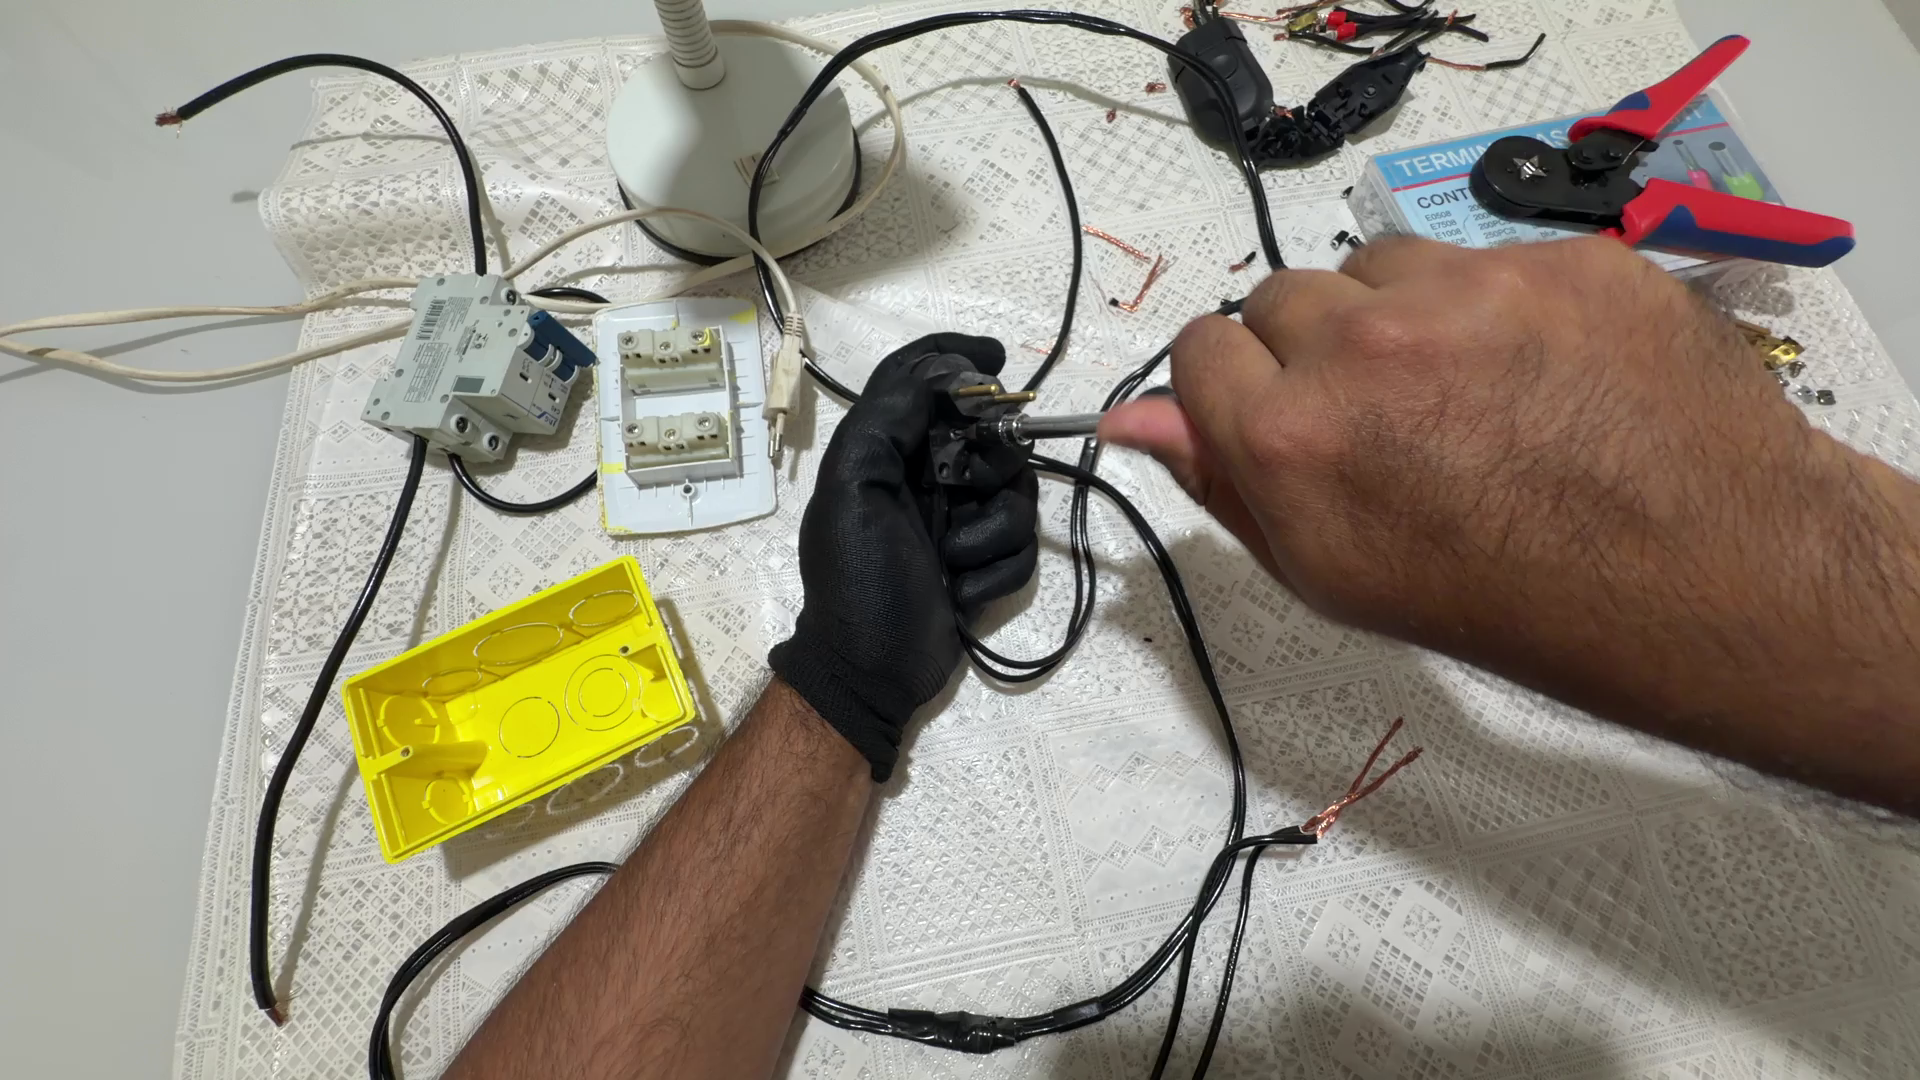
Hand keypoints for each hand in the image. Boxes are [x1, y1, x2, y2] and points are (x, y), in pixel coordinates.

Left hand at [770, 334, 1037, 779]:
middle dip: (989, 463)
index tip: (997, 360)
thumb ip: (888, 418)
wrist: (870, 670)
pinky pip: (1023, 545)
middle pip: (989, 435)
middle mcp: (927, 476)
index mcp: (888, 451)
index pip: (921, 379)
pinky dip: (997, 571)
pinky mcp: (985, 560)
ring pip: (1018, 493)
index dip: (958, 357)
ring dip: (991, 532)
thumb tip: (942, 371)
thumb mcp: (854, 487)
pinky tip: (960, 594)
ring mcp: (960, 519)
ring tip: (953, 560)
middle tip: (968, 488)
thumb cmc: (857, 576)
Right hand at [1101, 235, 1919, 809]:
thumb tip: (1124, 418)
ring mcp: (1463, 293)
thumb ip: (1210, 477)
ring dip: (1376, 316)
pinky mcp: (1554, 259)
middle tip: (1360, 409)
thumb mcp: (1313, 564)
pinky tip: (1514, 365)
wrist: (1679, 574)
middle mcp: (1356, 349)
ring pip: (1363, 268)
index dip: (1224, 383)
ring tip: (1439, 384)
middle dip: (1297, 349)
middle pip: (1270, 298)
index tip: (1261, 407)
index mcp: (1283, 436)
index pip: (1195, 348)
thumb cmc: (1469, 591)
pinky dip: (1467, 302)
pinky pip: (1464, 256)